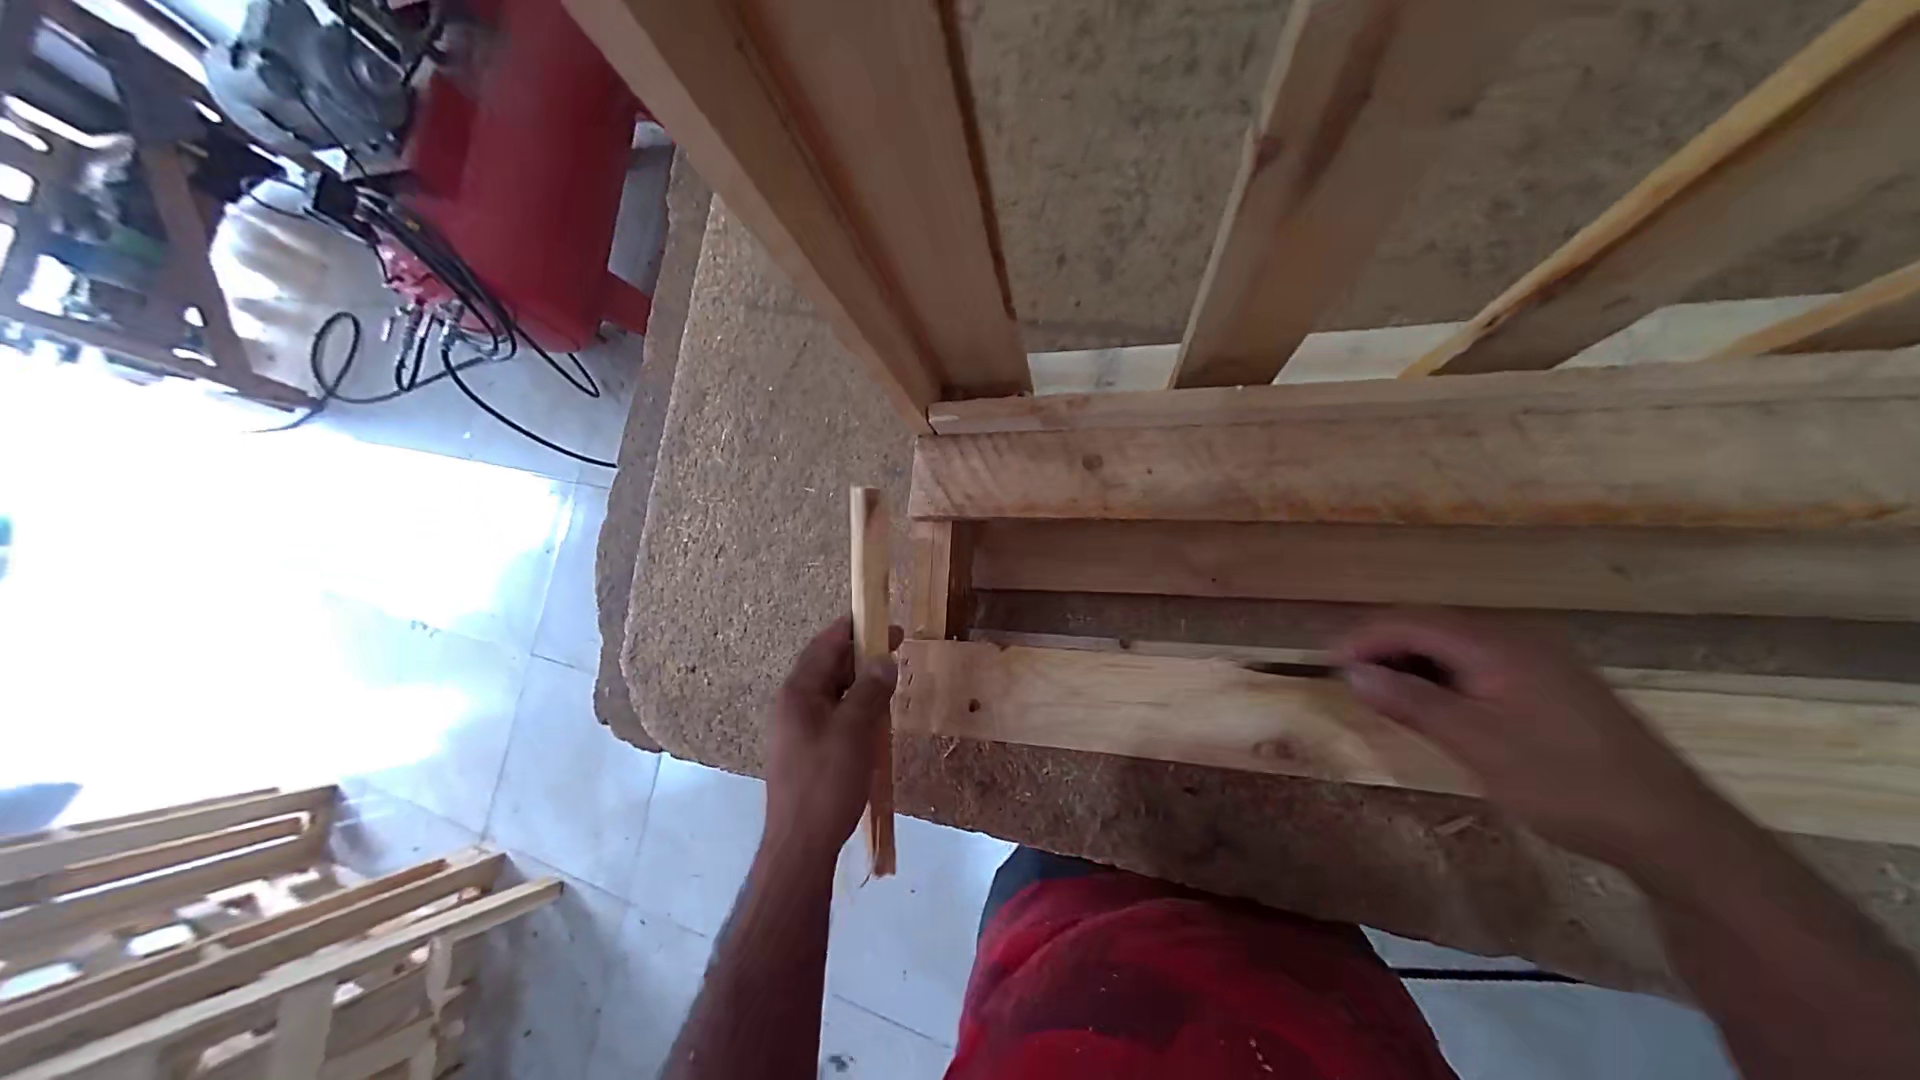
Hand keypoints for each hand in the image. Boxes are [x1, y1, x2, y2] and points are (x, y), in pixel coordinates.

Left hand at [764, 616, 901, 864]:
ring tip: (890, 679)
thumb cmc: (826, 783)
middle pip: (827, 665)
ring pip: (832, 691)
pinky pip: (833, 714)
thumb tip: (884, 659)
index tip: (883, 620)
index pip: (825, 644)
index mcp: (798, 692)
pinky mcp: (806, 749)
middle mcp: (793, 704)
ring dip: (860, 682)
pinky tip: (875, 716)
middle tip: (895, 649)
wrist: (800, 845)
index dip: (853, 628)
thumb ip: (870, 691)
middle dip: (860, 654)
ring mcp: (797, 728)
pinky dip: (854, 706)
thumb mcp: (854, 731)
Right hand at [1333, 610, 1720, 867]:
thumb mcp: (1475, 744)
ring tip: (1379, 693)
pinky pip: (1476, 663)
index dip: (1363, 639)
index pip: (1411, 623)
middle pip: (1430, 627)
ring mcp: (1538, 661)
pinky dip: (1440, 677)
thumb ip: (1409, 701)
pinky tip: (1430, 703)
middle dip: (1382, 648)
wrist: (1674, 832)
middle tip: (1348, 680)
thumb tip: (1350, 672)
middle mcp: (1518, 640)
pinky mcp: (1548, 684)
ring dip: (1409, 663)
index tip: (1326, 665)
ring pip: (1452, 646)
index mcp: (1498, 645)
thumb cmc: (1565, 783)